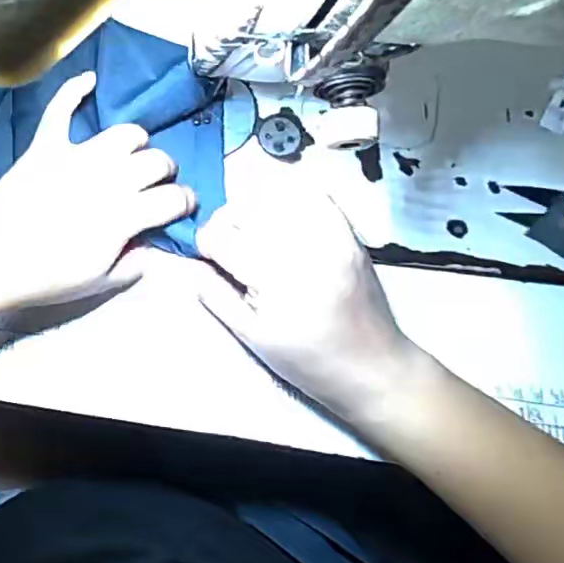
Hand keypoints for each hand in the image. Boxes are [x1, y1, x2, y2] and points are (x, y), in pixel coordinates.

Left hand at [0, 71, 195, 309]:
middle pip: (156, 161)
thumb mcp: (98, 283)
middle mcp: (108, 178)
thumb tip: (152, 247)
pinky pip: (61, 111)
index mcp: (125, 214)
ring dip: (134, 143)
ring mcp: (75, 158)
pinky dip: (73, 91)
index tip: (180, 208)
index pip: (174, 198)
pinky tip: (89, 79)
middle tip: (153, 186)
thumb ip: (134, 264)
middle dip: (164, 173)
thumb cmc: (45, 277)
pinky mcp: (44, 148)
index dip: (184, 203)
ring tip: (128, 156)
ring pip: (124, 134)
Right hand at [188, 157, 425, 416]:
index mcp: (280, 281)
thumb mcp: (249, 335)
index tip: (206, 259)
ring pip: (276, 195)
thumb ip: (213, 293)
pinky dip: (288, 196)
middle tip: (226, 246)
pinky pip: (313, 195)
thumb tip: (188, 259)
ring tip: (251, 231)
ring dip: (252, 207)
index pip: (221, 237)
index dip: (204, 244)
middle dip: (225, 223)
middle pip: (245, 209)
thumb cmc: (307, 360)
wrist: (375, 367)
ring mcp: (333, 236)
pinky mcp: (349, 232)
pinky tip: (278, 215)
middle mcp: (308, 250)